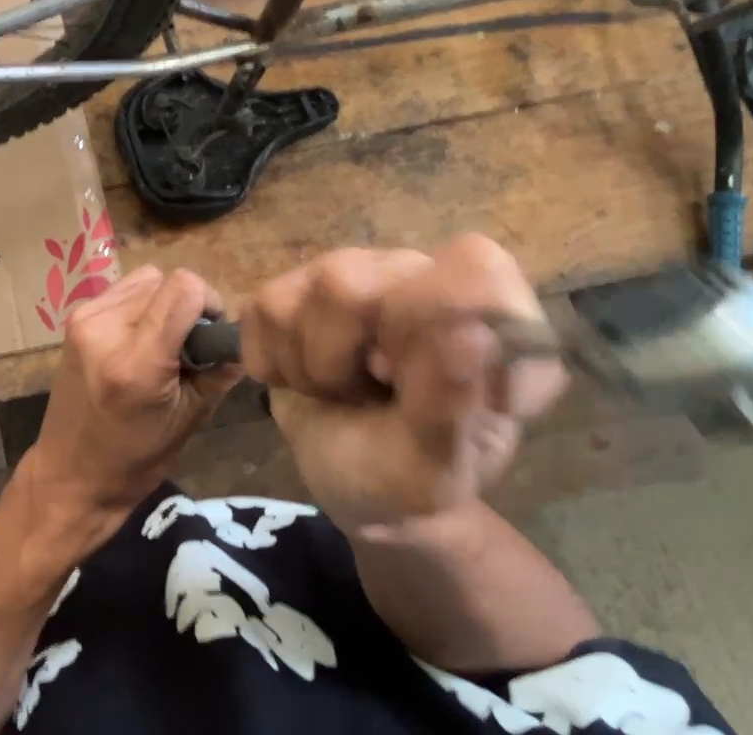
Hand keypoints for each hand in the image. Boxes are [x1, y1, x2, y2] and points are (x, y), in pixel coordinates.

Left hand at [23, 265, 242, 527]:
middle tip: (188, 347)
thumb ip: (217, 373)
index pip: (183, 289)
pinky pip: (123, 289)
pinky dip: (141, 305)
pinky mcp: (75, 316)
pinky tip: (140, 338)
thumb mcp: (189, 420)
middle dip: (187, 307)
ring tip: (163, 342)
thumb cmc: (135, 457)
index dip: (209, 304)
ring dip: (163, 302)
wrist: (72, 470)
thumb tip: (241, 340)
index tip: (211, 336)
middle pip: (166, 281)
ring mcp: (85, 318)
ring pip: (146, 279)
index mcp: (136, 361)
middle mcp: (105, 329)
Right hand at [239, 234, 566, 533]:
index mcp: (487, 317)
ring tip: (339, 390)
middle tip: (368, 396)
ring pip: (312, 287)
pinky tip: (305, 379)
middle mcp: (423, 279)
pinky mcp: (295, 288)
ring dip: (311, 362)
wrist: (356, 488)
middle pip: (356, 278)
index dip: (427, 316)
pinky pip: (265, 307)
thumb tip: (470, 334)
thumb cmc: (409, 479)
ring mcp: (357, 274)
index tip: (405, 377)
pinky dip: (273, 359)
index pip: (471, 264)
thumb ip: (452, 402)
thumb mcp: (434, 466)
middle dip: (343, 356)